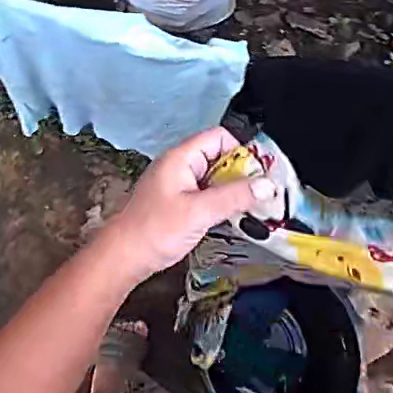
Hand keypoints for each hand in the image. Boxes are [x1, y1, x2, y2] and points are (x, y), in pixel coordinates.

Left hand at [93, 128, 275, 284]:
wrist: (124, 255)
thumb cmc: (155, 230)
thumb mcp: (199, 211)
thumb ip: (234, 197)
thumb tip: (267, 184)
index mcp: (181, 157)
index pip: (219, 137)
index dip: (242, 151)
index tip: (259, 175)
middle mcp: (180, 164)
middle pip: (219, 156)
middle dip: (242, 173)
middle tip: (261, 196)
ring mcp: (178, 183)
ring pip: (214, 176)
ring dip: (233, 190)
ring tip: (252, 209)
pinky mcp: (179, 201)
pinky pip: (207, 192)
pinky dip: (221, 201)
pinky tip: (232, 218)